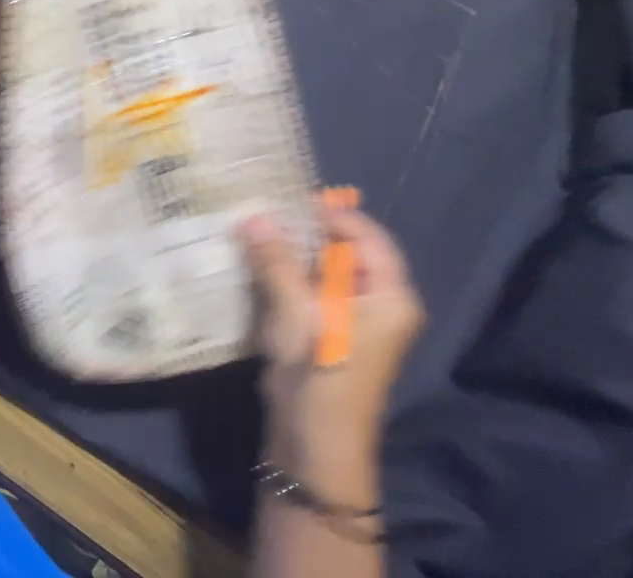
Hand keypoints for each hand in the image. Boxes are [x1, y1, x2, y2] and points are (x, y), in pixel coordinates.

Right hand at [239, 199, 423, 495]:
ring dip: (283, 250)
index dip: (330, 213)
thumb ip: (276, 262)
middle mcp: (374, 301)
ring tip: (244, 227)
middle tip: (255, 205)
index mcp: (389, 296)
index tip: (283, 194)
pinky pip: (301, 288)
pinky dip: (277, 272)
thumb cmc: (321, 373)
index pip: (366, 237)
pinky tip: (246, 261)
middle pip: (340, 250)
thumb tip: (251, 215)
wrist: (314, 438)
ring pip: (316, 268)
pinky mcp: (320, 329)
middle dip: (300, 228)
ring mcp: (347, 316)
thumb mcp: (298, 314)